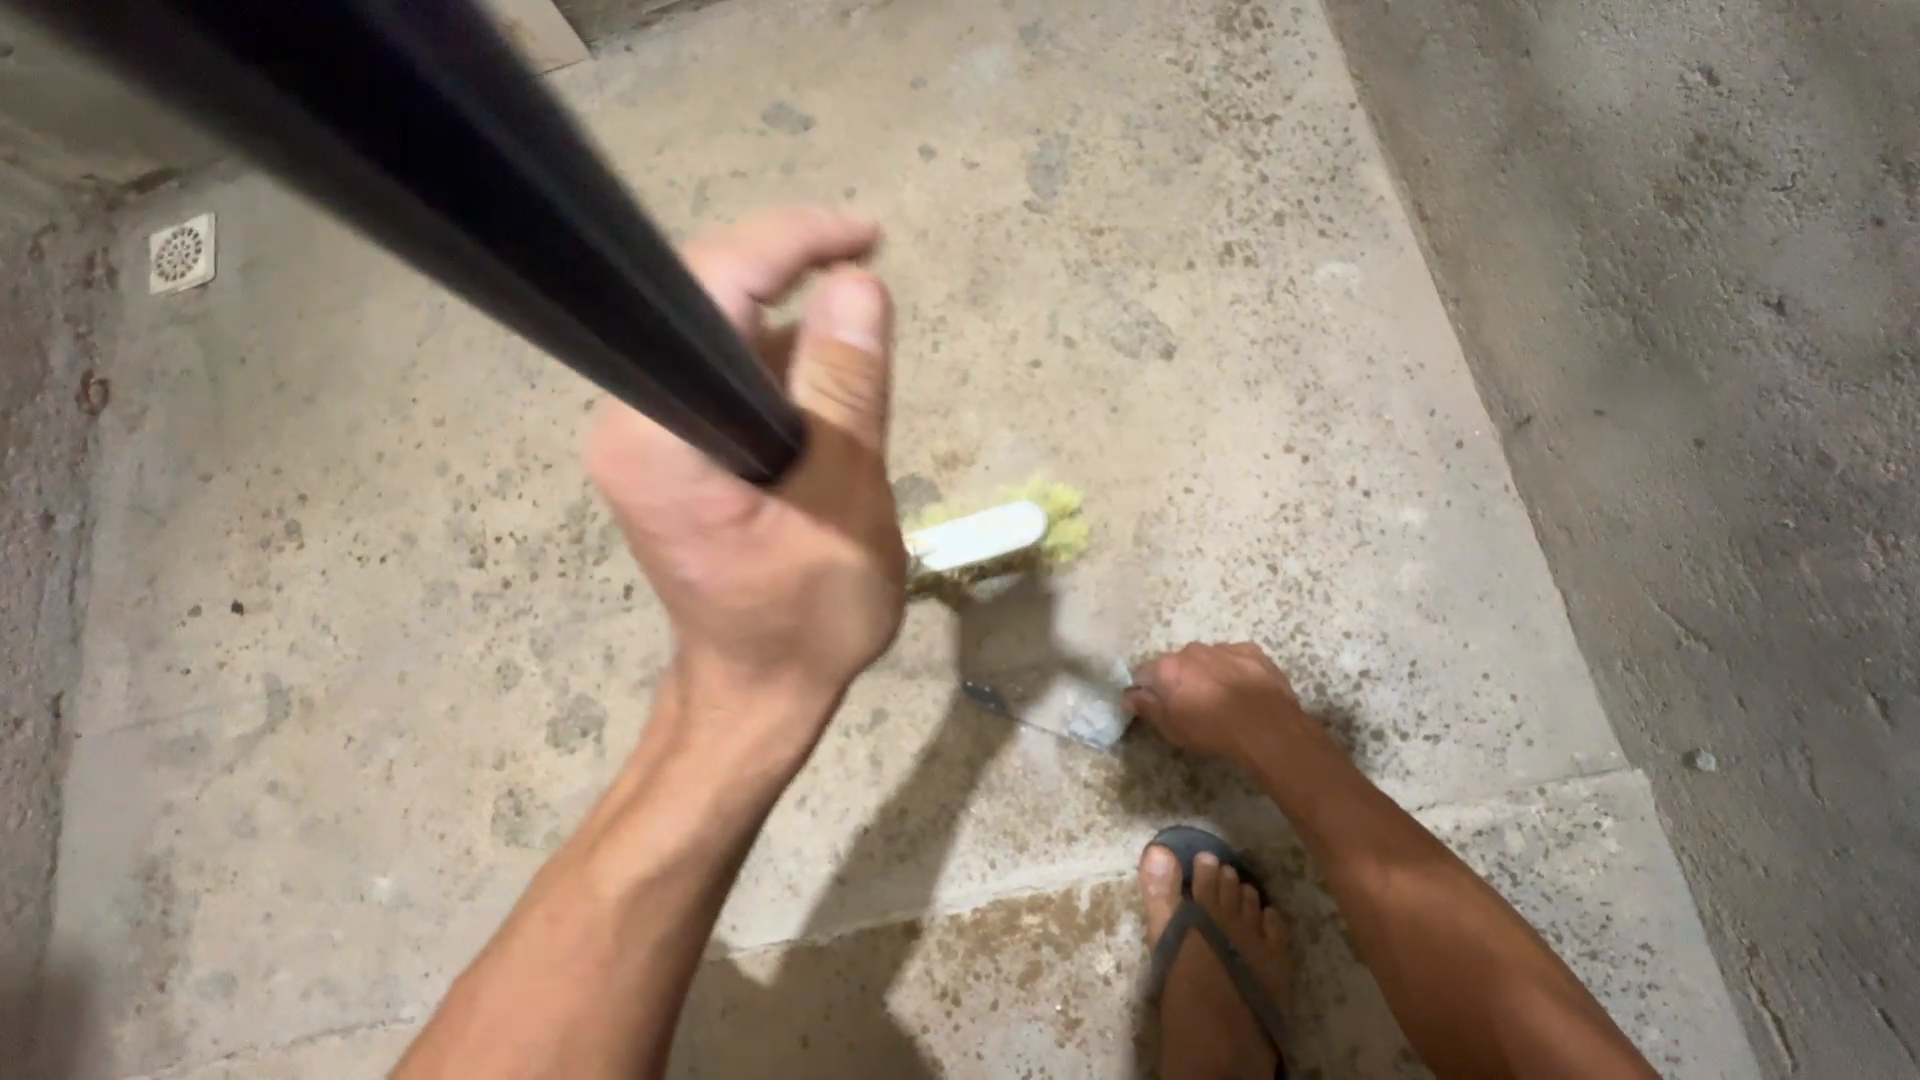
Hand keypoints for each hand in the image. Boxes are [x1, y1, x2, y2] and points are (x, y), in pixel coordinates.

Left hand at [585, 207, 906, 735]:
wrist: (760, 696)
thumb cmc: (805, 623)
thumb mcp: (846, 507)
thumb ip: (847, 394)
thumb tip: (858, 284)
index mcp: (658, 432)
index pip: (712, 290)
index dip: (789, 243)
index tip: (866, 236)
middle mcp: (633, 417)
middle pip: (715, 309)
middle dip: (801, 307)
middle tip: (873, 339)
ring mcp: (648, 433)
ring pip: (730, 345)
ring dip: (801, 356)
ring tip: (852, 425)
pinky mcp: (672, 449)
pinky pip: (732, 382)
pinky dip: (788, 387)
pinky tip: (825, 436)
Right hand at [1124, 643, 1328, 764]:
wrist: (1265, 726)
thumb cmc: (1211, 730)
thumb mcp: (1171, 728)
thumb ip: (1147, 707)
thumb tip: (1129, 695)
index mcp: (1166, 667)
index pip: (1143, 673)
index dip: (1148, 689)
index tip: (1157, 705)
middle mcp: (1190, 650)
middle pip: (1177, 663)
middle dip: (1180, 680)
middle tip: (1192, 705)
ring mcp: (1222, 648)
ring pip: (1206, 659)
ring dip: (1207, 674)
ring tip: (1222, 699)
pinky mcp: (1250, 651)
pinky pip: (1234, 658)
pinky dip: (1233, 670)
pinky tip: (1243, 690)